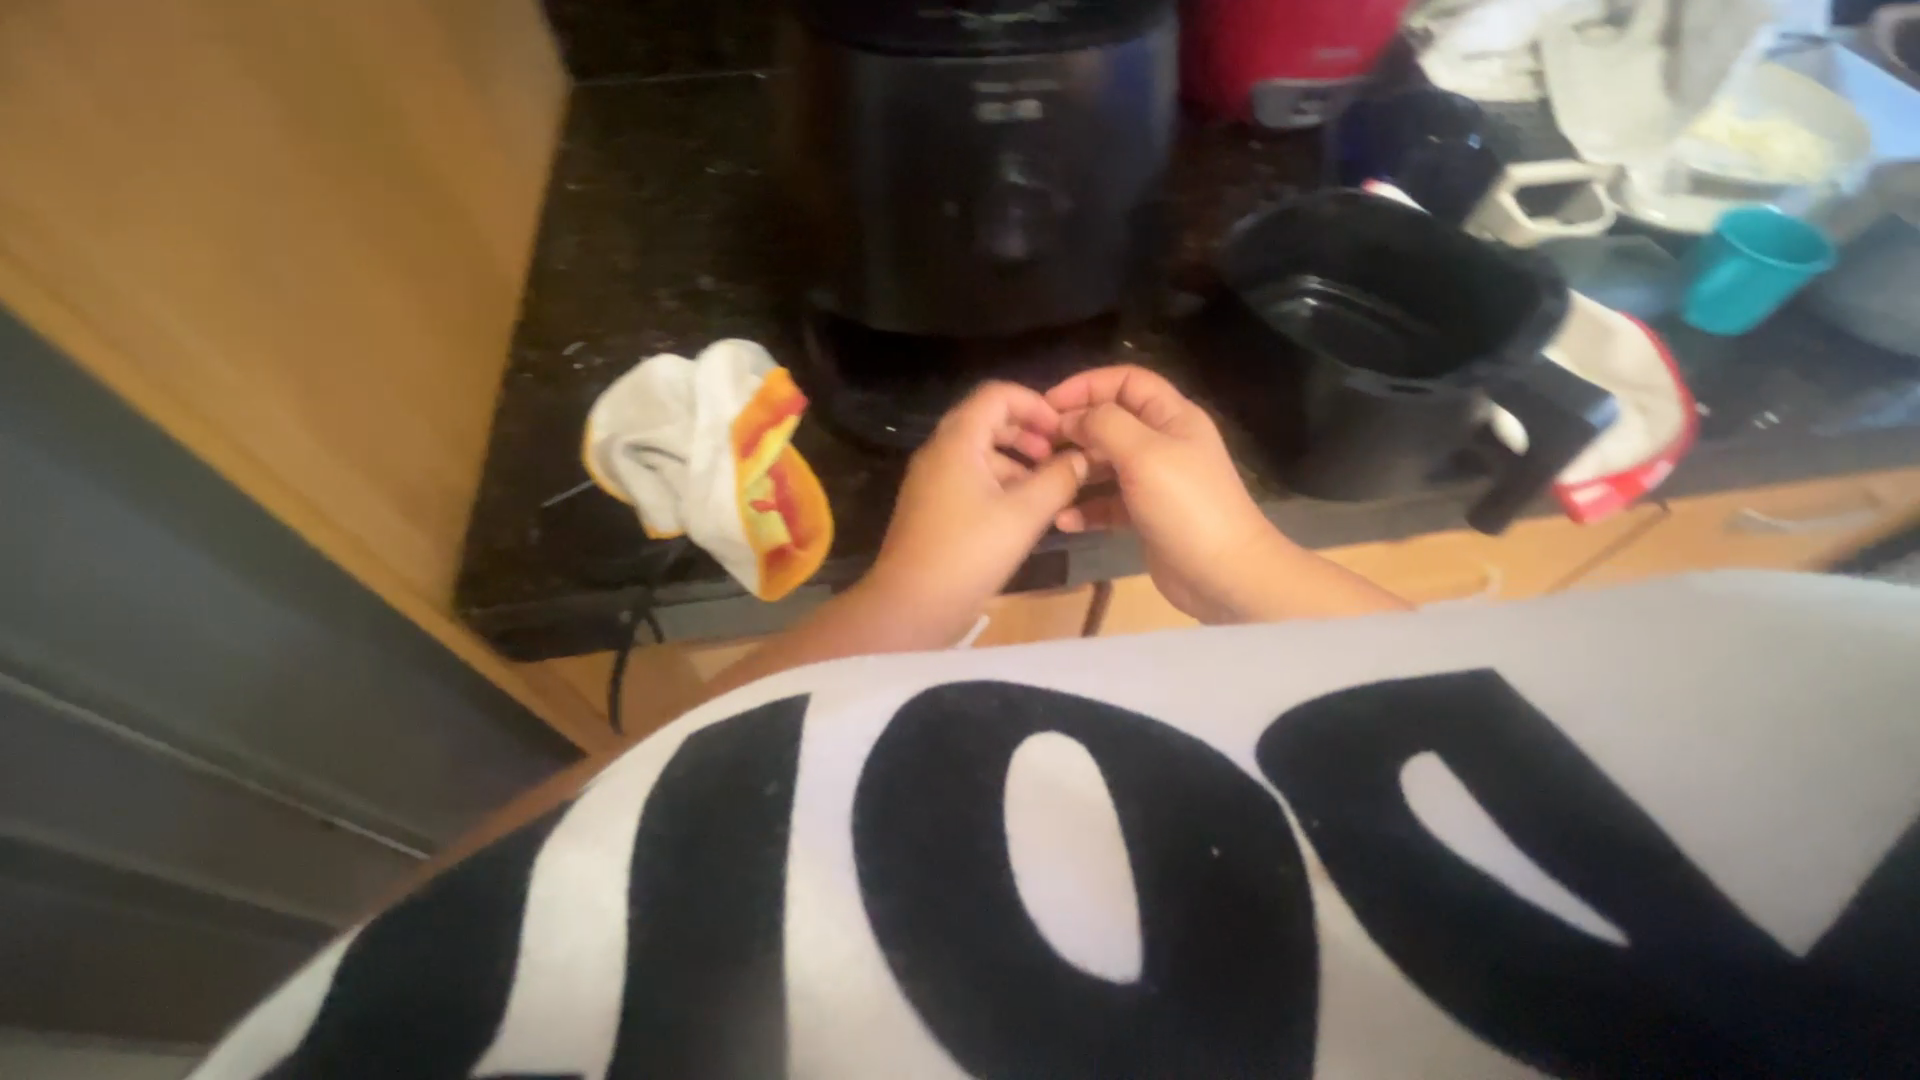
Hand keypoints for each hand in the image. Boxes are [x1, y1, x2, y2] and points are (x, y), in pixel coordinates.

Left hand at [860, 381, 1088, 643]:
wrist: (911, 605)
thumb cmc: (969, 553)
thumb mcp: (1024, 515)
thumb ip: (1058, 480)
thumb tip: (1080, 458)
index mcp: (957, 441)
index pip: (996, 395)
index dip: (1035, 404)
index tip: (1063, 431)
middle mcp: (939, 452)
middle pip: (986, 421)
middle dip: (1027, 433)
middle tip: (1057, 459)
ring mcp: (930, 481)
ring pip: (978, 453)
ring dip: (1015, 462)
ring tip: (1047, 489)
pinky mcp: (930, 507)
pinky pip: (968, 479)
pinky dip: (998, 484)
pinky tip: (1021, 513)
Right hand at [1045, 366, 1288, 622]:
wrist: (1224, 574)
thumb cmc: (1186, 505)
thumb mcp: (1144, 453)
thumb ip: (1104, 425)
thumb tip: (1072, 417)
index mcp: (1172, 417)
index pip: (1127, 381)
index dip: (1087, 385)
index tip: (1048, 405)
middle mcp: (1164, 442)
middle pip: (1111, 422)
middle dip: (1075, 431)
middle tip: (1038, 448)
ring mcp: (1155, 481)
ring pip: (1105, 464)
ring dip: (1075, 471)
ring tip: (1046, 483)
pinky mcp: (1146, 515)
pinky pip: (1108, 503)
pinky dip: (1085, 509)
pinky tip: (1064, 521)